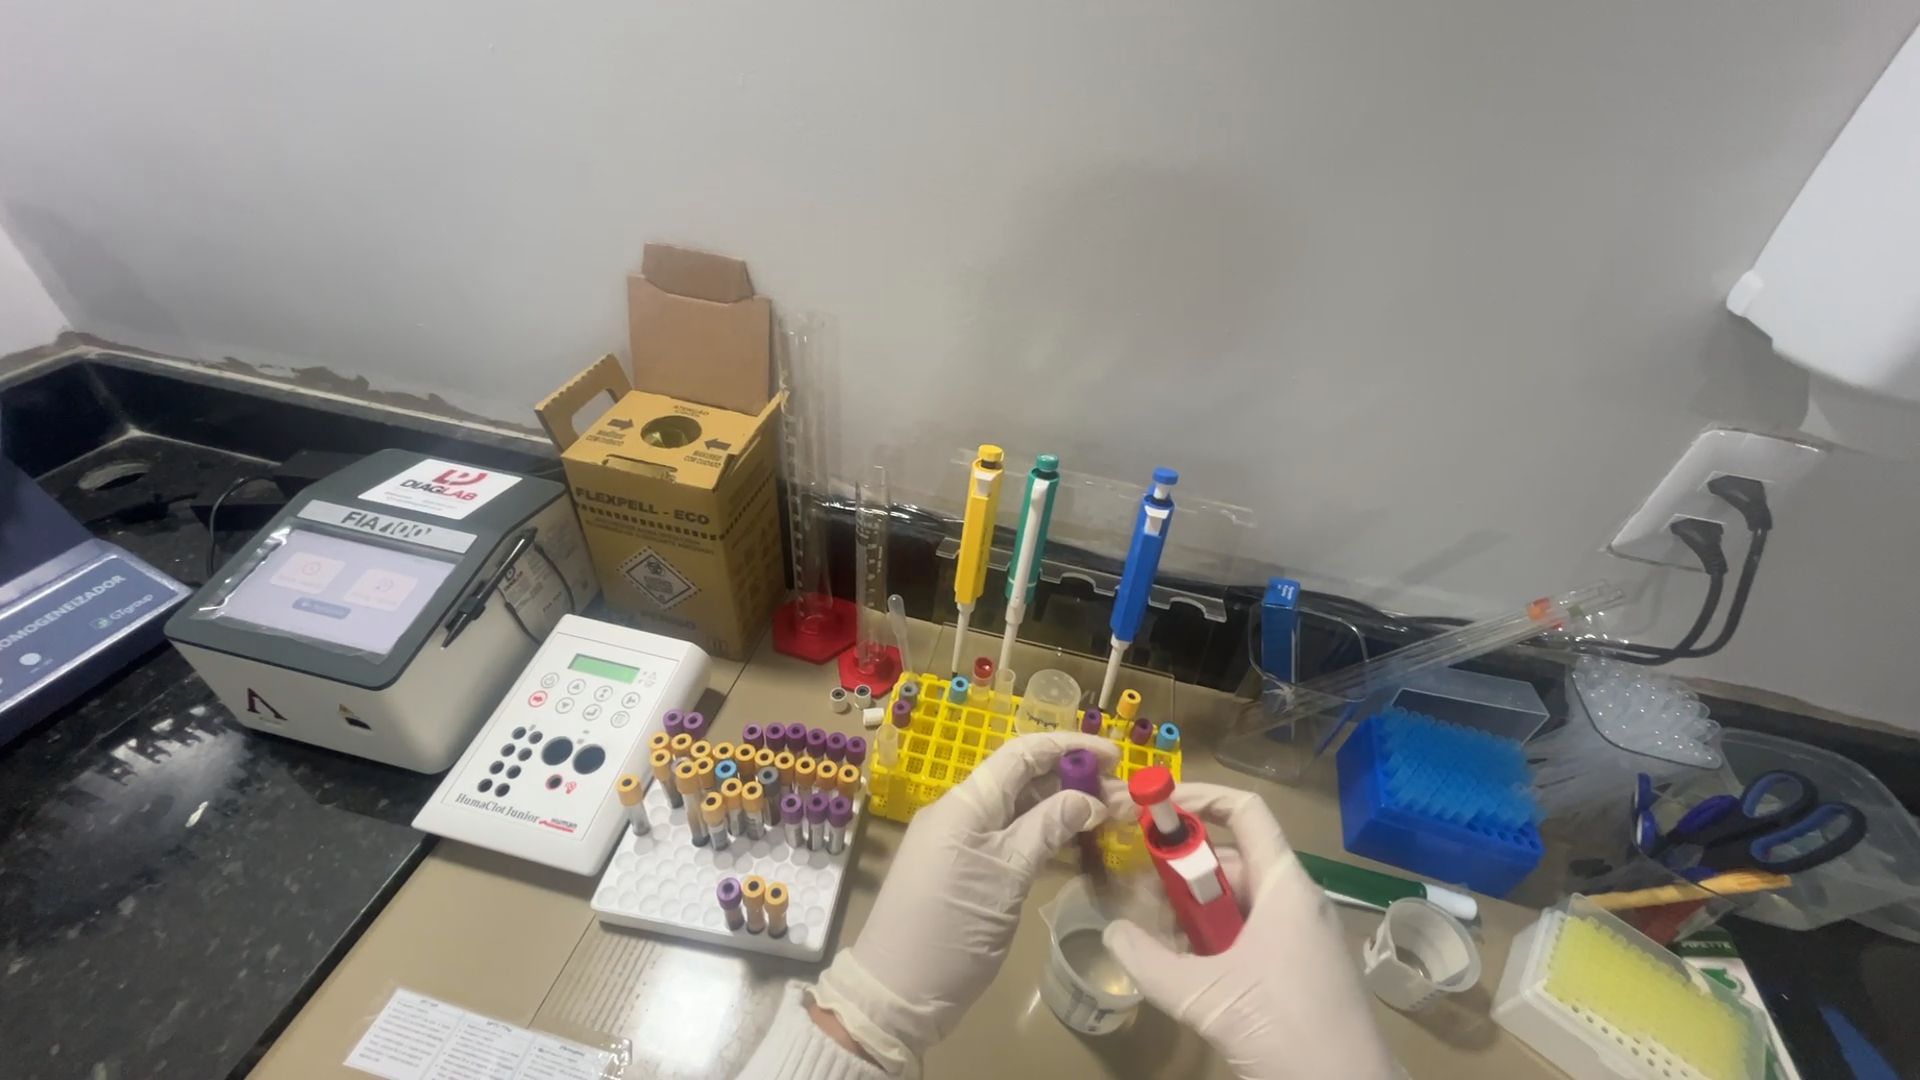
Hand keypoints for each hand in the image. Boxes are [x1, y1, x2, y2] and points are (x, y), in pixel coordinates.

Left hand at [812, 732, 1117, 1074]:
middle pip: (1025, 779)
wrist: (897, 993)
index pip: (1022, 753)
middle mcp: (964, 811)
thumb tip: (1091, 799)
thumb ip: (1047, 828)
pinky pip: (1011, 837)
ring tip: (1112, 816)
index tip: (1113, 756)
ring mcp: (964, 840)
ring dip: (1064, 808)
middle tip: (1124, 795)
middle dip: (1075, 780)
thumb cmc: (953, 930)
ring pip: (1021, 809)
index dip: (1068, 746)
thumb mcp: (1008, 876)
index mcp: (967, 802)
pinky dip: (1044, 836)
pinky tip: (1078, 843)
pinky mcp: (968, 868)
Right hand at [1103, 783, 1395, 1079]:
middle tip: (1140, 893)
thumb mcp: (1207, 998)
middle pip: (1230, 857)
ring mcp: (1301, 935)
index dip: (1199, 796)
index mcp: (1284, 886)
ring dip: (1193, 911)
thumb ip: (1149, 962)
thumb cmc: (1290, 1035)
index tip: (1153, 806)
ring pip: (1236, 899)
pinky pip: (1249, 932)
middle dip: (1181, 870)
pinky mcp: (1301, 968)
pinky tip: (1189, 971)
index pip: (1244, 810)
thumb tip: (1111, 932)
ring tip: (1159, 941)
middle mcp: (1295, 900)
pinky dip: (1214, 939)